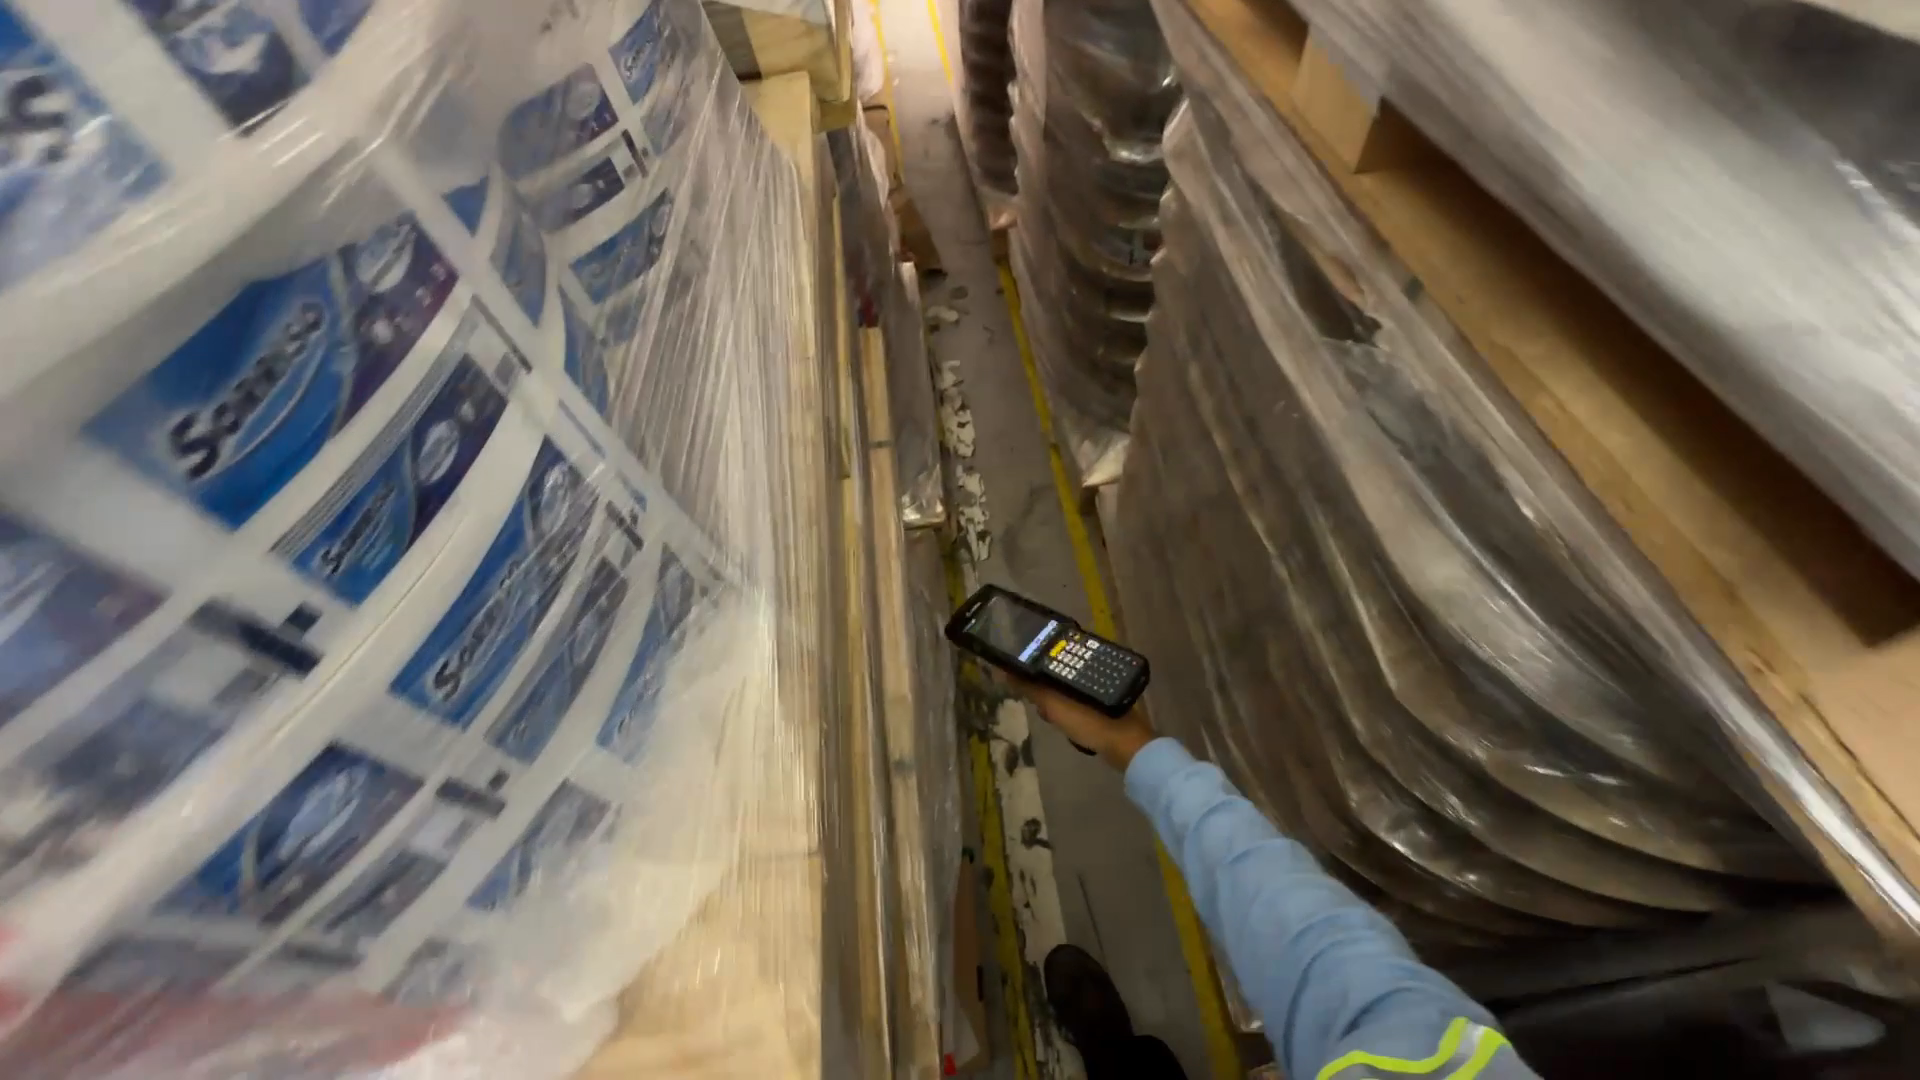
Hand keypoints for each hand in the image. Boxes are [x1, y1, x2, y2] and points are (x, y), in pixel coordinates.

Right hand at [1008, 677, 1157, 770]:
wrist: (1127, 747)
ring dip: (1056, 704)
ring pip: (1067, 690)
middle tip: (1042, 707)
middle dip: (1045, 690)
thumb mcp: (1055, 705)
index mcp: (1081, 664)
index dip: (1034, 669)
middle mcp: (1092, 671)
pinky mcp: (1106, 705)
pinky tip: (1067, 726)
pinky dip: (1069, 711)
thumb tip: (1005, 670)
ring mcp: (1101, 689)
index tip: (1024, 684)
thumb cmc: (1090, 721)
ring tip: (1054, 719)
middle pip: (1058, 675)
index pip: (1050, 658)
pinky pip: (1078, 702)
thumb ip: (1031, 688)